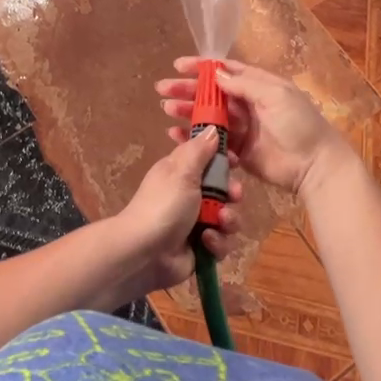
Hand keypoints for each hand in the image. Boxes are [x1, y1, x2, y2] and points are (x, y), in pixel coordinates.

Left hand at [111, 131, 242, 293]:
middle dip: (232, 194)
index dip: (223, 160)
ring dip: (227, 221)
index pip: (208, 159)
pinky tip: (206, 243)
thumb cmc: (164, 205)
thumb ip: (199, 151)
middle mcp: (189, 195)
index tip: (235, 161)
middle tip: (234, 196)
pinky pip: (221, 242)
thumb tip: (212, 129)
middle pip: (223, 190)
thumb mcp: (181, 172)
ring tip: (218, 223)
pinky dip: (217, 243)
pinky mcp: (201, 247)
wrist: (145, 252)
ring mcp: (196, 222)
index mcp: (180, 172)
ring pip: (227, 218)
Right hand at [156, 57, 346, 196]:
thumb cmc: (299, 124)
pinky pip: (211, 141)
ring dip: (187, 111)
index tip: (178, 66)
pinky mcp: (238, 151)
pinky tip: (176, 134)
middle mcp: (247, 104)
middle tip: (163, 89)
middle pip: (211, 93)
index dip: (201, 67)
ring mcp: (242, 128)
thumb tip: (215, 74)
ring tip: (167, 109)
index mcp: (258, 86)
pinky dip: (194, 137)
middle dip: (187, 89)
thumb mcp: (275, 95)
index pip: (225, 71)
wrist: (315, 166)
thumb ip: (244, 84)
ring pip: (208, 116)